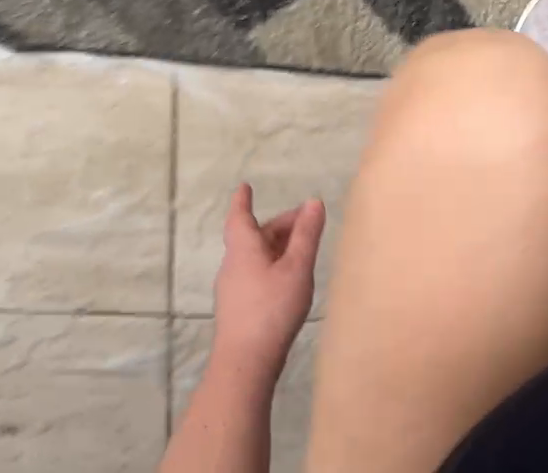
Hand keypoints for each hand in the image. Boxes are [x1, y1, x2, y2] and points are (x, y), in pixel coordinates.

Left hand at [211, 183, 325, 380]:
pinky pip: (257, 271)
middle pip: (255, 235)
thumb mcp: (297, 267)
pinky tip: (292, 274)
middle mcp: (233, 265)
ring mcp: (234, 287)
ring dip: (279, 243)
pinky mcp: (240, 305)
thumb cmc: (272, 308)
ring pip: (256, 254)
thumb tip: (313, 202)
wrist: (246, 361)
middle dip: (280, 223)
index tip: (244, 187)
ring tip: (306, 245)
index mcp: (243, 251)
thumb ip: (306, 234)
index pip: (240, 219)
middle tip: (309, 220)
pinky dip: (275, 261)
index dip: (242, 202)